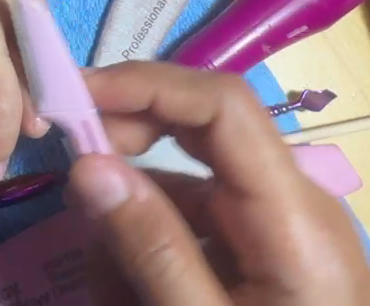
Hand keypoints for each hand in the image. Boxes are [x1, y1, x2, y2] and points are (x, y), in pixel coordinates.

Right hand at [63, 64, 369, 305]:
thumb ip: (151, 250)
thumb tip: (86, 161)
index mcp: (296, 217)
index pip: (221, 105)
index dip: (146, 84)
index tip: (76, 97)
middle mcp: (294, 202)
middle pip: (196, 128)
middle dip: (126, 145)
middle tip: (73, 179)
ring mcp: (280, 225)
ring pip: (182, 180)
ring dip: (129, 213)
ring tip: (106, 284)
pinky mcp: (265, 250)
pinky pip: (193, 218)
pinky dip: (148, 241)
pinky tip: (127, 290)